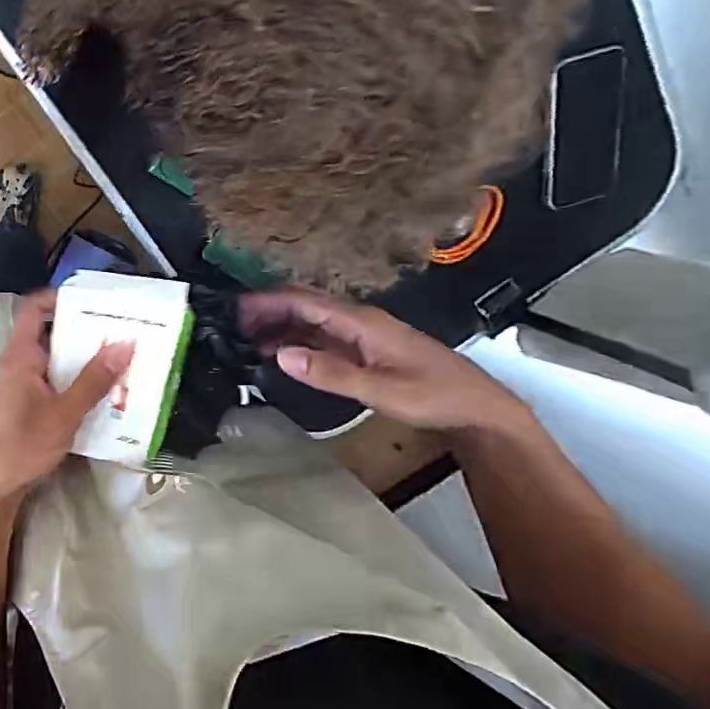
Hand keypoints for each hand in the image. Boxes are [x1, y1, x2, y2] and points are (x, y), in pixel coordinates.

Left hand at [0, 291, 133, 500]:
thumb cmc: (24, 445)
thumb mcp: (65, 412)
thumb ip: (94, 379)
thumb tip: (125, 343)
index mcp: (21, 356)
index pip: (34, 308)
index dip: (60, 297)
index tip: (94, 300)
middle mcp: (20, 363)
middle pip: (52, 332)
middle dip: (86, 328)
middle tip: (120, 328)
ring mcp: (24, 383)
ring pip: (57, 357)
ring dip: (85, 355)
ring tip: (120, 354)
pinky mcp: (30, 401)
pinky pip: (57, 377)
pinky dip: (79, 376)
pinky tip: (104, 387)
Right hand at [239, 288, 528, 432]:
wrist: (475, 407)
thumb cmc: (433, 396)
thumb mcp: (381, 389)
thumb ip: (331, 373)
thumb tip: (281, 354)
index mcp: (362, 321)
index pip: (306, 301)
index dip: (270, 301)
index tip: (238, 306)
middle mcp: (360, 321)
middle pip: (307, 305)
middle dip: (270, 309)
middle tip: (234, 323)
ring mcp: (364, 336)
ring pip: (314, 322)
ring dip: (282, 326)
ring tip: (249, 338)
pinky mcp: (367, 352)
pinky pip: (325, 339)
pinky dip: (299, 343)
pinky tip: (283, 353)